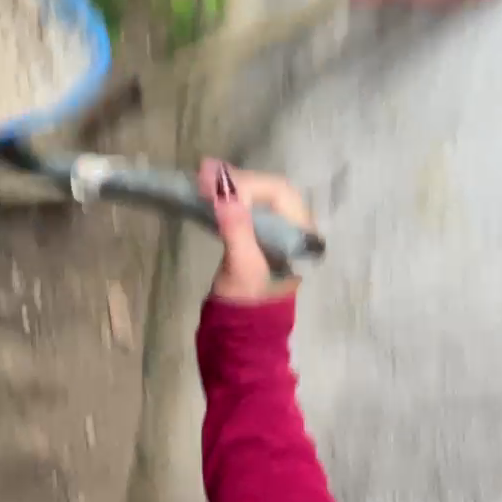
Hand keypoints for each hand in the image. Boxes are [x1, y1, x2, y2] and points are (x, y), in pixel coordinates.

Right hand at [210, 168, 316, 303]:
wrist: (240, 329)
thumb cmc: (246, 301)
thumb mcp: (242, 267)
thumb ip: (237, 230)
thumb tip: (224, 195)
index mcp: (298, 233)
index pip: (278, 192)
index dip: (247, 184)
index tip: (214, 184)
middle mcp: (291, 226)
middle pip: (268, 189)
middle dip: (237, 179)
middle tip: (203, 171)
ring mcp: (273, 231)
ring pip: (257, 196)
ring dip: (231, 185)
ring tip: (203, 176)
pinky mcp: (255, 237)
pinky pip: (246, 207)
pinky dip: (227, 197)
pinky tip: (210, 191)